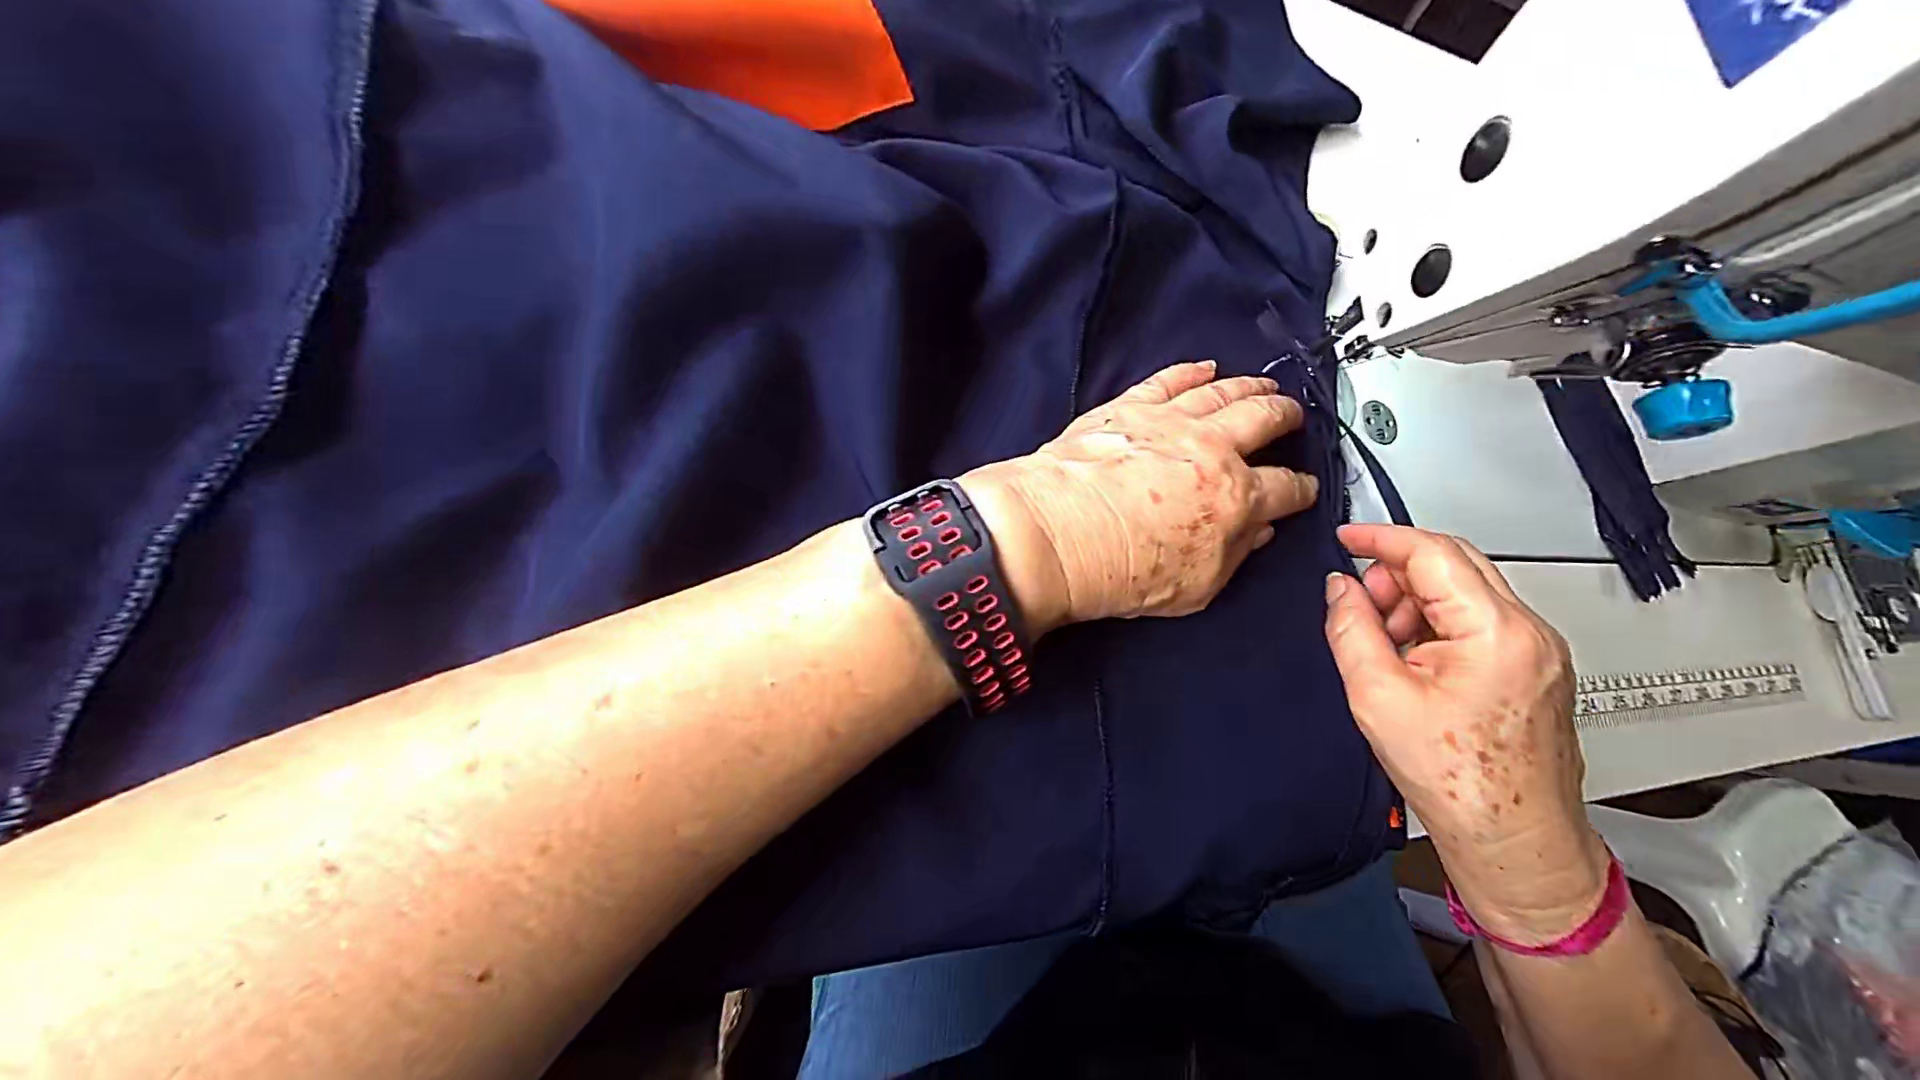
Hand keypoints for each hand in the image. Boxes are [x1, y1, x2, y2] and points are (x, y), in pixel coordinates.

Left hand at [963, 361, 1319, 631]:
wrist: (1056, 536)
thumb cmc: (1118, 569)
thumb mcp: (1196, 586)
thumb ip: (1234, 555)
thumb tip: (1255, 533)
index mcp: (1236, 498)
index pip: (1286, 488)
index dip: (1301, 488)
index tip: (1303, 488)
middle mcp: (1212, 450)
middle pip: (1264, 420)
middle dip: (1284, 417)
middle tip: (1292, 415)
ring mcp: (1169, 423)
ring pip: (1223, 392)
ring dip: (1248, 386)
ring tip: (1262, 383)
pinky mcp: (1129, 409)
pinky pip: (1169, 380)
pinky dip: (1190, 371)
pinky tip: (1203, 368)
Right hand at [1323, 524, 1609, 945]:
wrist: (1512, 837)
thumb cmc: (1458, 780)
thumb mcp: (1376, 695)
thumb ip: (1350, 628)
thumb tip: (1339, 587)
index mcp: (1496, 632)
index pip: (1432, 552)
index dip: (1380, 538)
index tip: (1345, 538)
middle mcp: (1528, 631)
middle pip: (1453, 563)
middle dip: (1395, 572)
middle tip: (1356, 600)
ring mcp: (1536, 648)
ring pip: (1463, 590)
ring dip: (1412, 599)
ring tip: (1381, 642)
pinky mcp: (1531, 664)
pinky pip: (1474, 619)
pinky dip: (1433, 622)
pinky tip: (1408, 657)